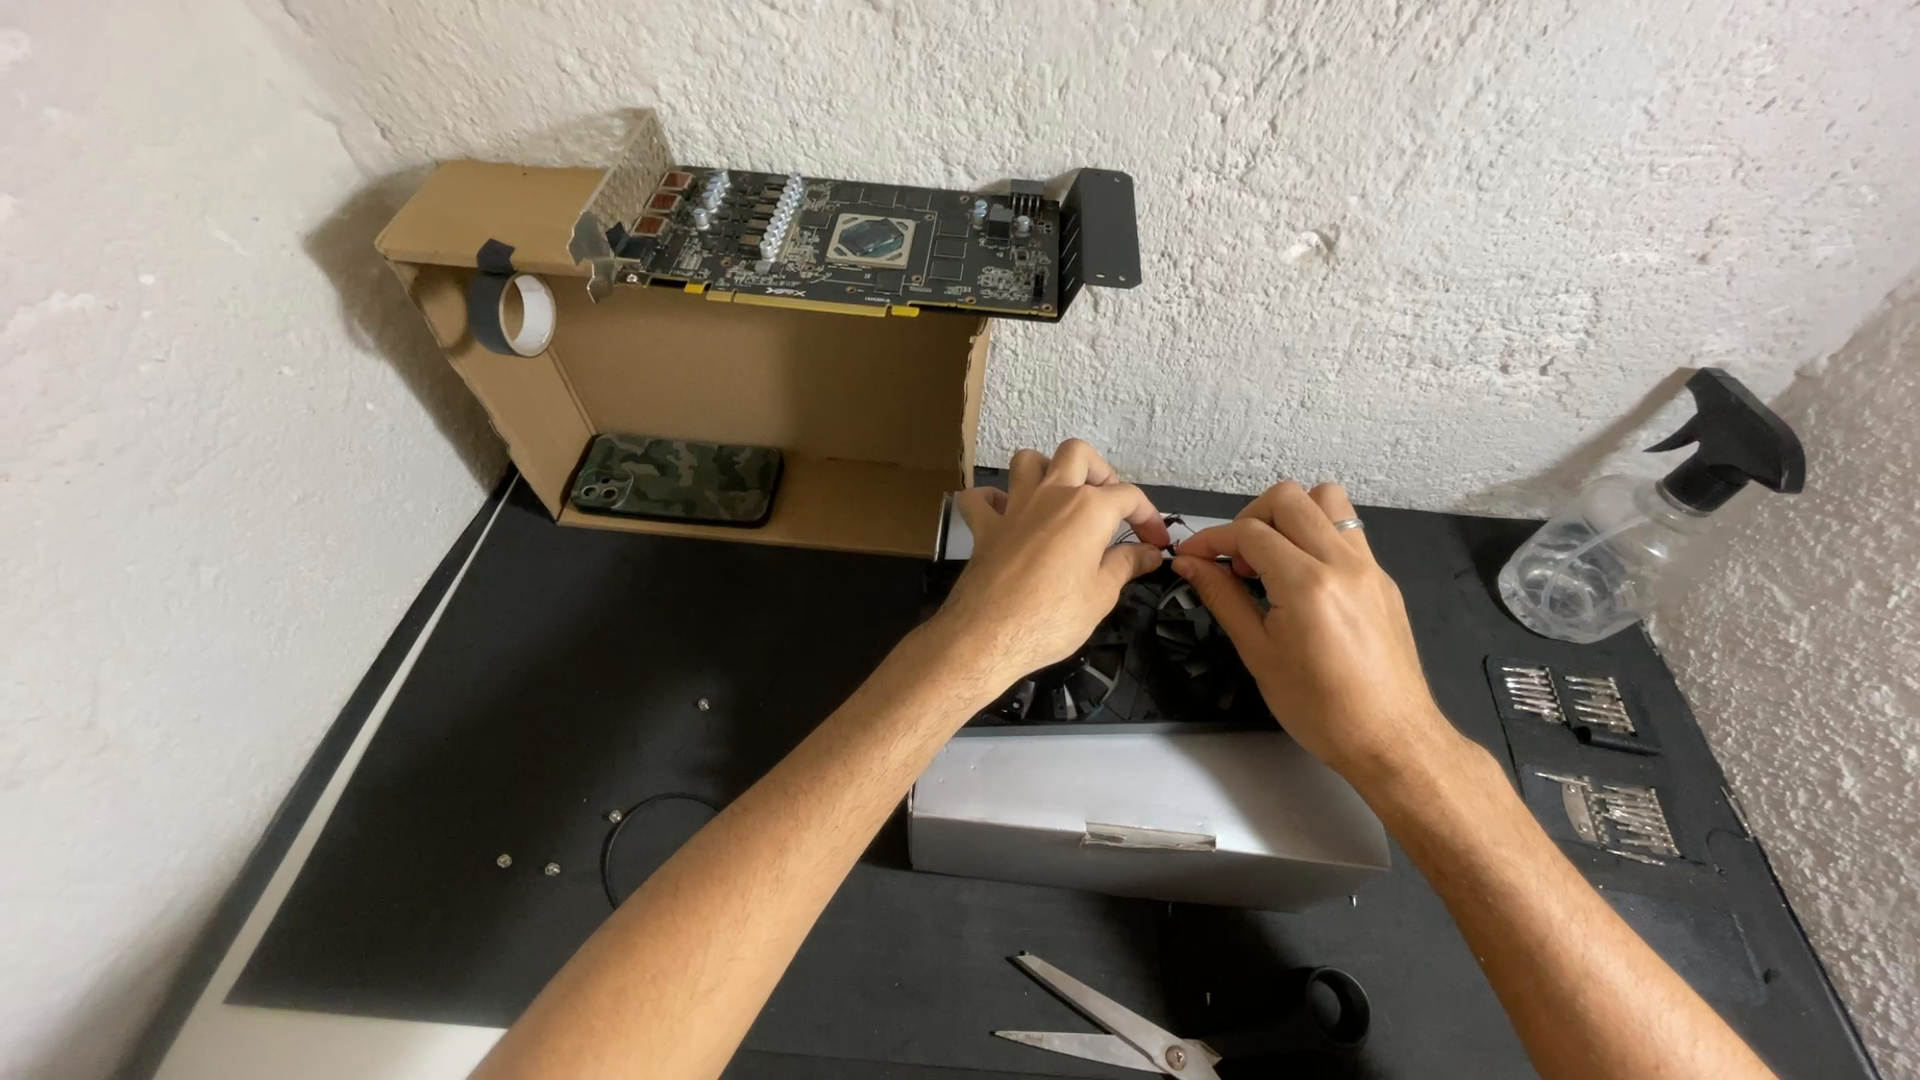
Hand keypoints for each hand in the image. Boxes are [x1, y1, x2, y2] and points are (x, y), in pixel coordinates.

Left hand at [935, 440, 1171, 689]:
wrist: (989, 634)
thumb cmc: (1053, 617)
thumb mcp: (1102, 595)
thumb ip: (1126, 565)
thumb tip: (1148, 553)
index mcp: (1088, 509)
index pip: (1129, 496)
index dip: (1148, 517)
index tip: (1155, 542)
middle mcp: (1051, 494)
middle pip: (1077, 454)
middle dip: (1098, 470)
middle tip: (1108, 503)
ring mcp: (1014, 507)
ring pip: (1027, 460)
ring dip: (1044, 469)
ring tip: (1059, 497)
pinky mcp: (984, 527)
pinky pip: (980, 498)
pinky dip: (991, 499)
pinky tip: (1003, 513)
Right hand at [1171, 481, 1454, 781]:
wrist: (1390, 738)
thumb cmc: (1318, 708)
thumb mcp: (1257, 652)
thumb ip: (1222, 596)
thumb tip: (1189, 564)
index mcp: (1308, 584)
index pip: (1250, 532)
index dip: (1211, 539)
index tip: (1191, 556)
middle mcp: (1344, 563)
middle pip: (1288, 498)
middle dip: (1249, 518)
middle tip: (1236, 560)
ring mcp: (1369, 567)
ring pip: (1327, 500)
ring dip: (1289, 516)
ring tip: (1271, 558)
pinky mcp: (1382, 578)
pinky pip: (1345, 532)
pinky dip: (1314, 536)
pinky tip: (1299, 579)